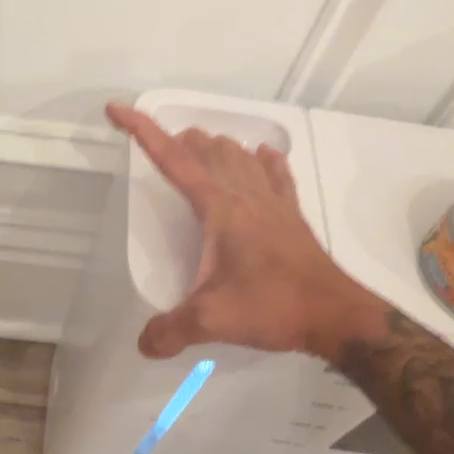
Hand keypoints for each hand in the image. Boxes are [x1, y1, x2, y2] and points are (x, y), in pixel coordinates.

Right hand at [105, 102, 385, 358]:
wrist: (335, 314)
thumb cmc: (272, 306)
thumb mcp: (211, 321)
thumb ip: (170, 331)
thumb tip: (142, 344)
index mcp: (219, 209)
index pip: (173, 160)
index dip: (143, 132)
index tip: (118, 110)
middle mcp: (245, 196)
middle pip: (207, 151)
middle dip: (178, 141)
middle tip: (158, 147)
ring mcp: (273, 203)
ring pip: (240, 157)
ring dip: (215, 148)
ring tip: (198, 150)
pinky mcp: (292, 217)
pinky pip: (277, 176)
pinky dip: (263, 162)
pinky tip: (262, 157)